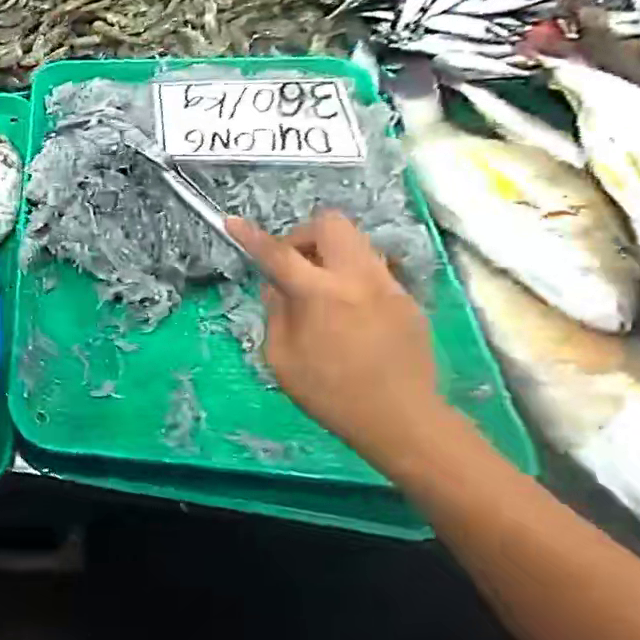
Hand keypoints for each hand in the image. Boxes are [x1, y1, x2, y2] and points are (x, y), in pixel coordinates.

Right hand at [226, 212, 444, 458]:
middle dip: (303, 235)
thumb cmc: (329, 393)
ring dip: (329, 255)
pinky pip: (372, 271)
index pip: (279, 253)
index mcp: (321, 295)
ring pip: (355, 243)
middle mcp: (358, 278)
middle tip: (292, 267)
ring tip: (319, 293)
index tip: (233, 222)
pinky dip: (350, 279)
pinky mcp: (407, 298)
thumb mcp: (281, 358)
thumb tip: (278, 286)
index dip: (252, 236)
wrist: (400, 417)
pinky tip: (348, 317)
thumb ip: (277, 313)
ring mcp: (389, 285)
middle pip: (331, 224)